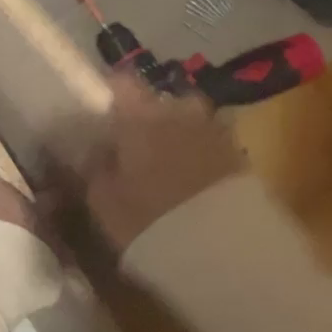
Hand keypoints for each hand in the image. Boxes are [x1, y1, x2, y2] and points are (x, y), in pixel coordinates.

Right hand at [65, 74, 245, 253]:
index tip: (99, 115)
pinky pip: (209, 144)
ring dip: (174, 137)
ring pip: (186, 122)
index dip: (109, 96)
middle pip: (158, 102)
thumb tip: (92, 147)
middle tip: (132, 148)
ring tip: (163, 168)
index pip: (120, 83)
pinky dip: (197, 156)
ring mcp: (214, 129)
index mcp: (140, 114)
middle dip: (146, 119)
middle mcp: (180, 110)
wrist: (222, 248)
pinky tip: (189, 183)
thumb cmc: (148, 219)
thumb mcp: (102, 199)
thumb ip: (93, 166)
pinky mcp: (238, 154)